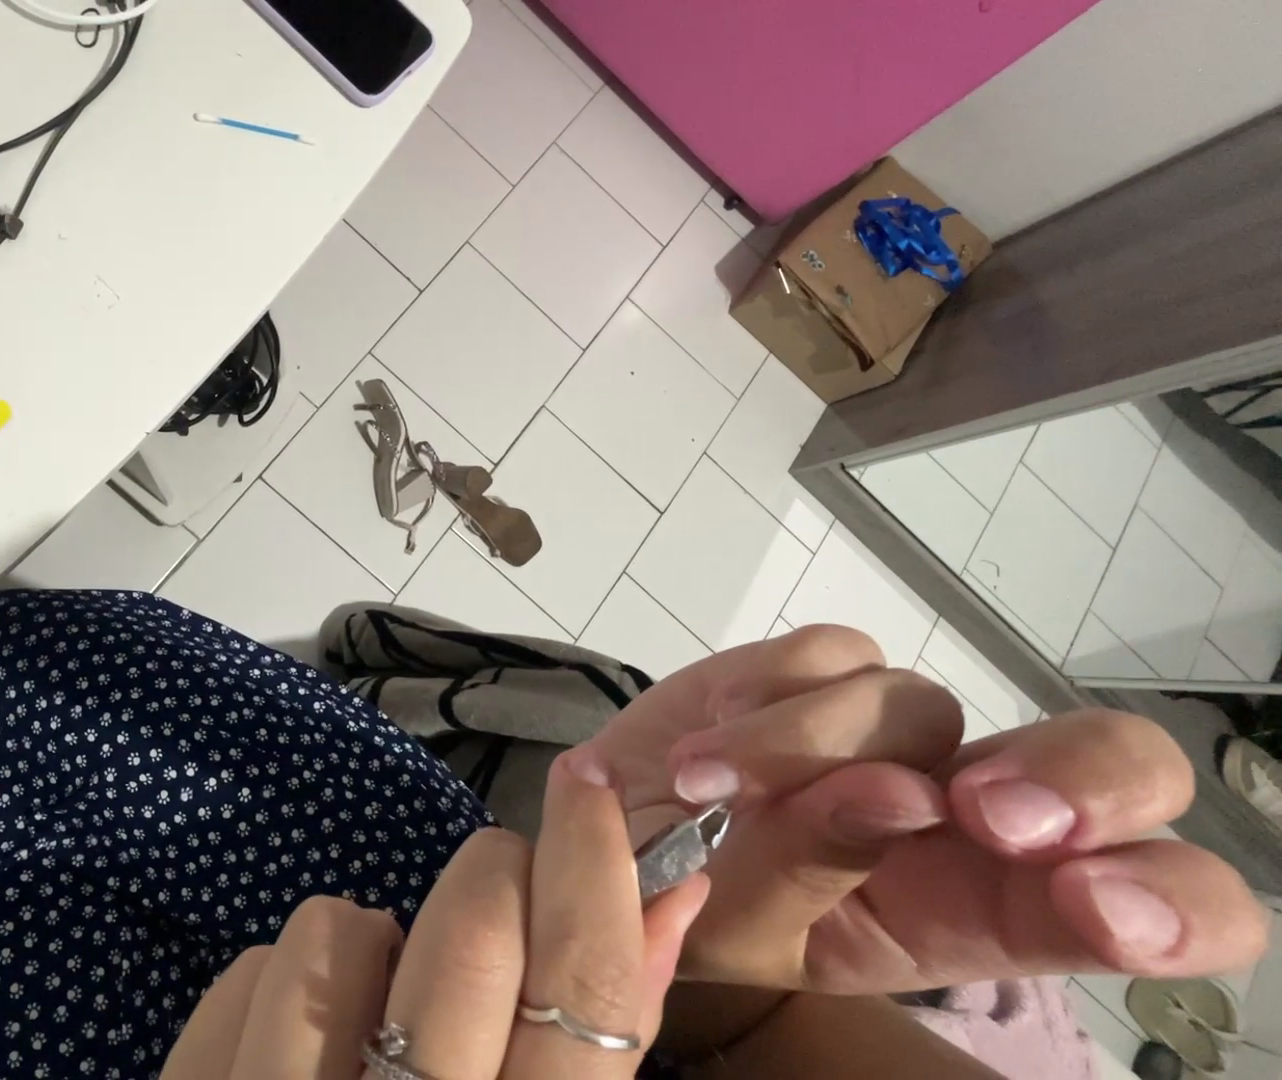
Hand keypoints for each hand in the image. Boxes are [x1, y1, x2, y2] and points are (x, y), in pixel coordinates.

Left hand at [159, 760, 709, 1078]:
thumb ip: (613, 1027)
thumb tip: (666, 893)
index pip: (581, 983)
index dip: (595, 861)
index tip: (585, 778)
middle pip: (468, 930)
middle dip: (493, 871)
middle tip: (496, 893)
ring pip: (339, 929)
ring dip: (372, 940)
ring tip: (382, 1003)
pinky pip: (248, 972)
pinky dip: (285, 984)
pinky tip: (304, 1042)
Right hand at [559, 625, 1270, 993]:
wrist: (617, 828)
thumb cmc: (688, 906)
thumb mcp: (747, 934)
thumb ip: (813, 874)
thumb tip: (894, 793)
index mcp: (984, 909)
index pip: (1162, 903)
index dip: (1170, 898)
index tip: (1087, 902)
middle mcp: (963, 811)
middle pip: (1112, 759)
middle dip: (1074, 775)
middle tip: (976, 810)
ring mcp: (890, 728)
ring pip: (914, 700)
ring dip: (799, 742)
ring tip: (701, 783)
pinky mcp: (816, 668)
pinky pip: (824, 653)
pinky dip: (758, 689)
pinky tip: (709, 731)